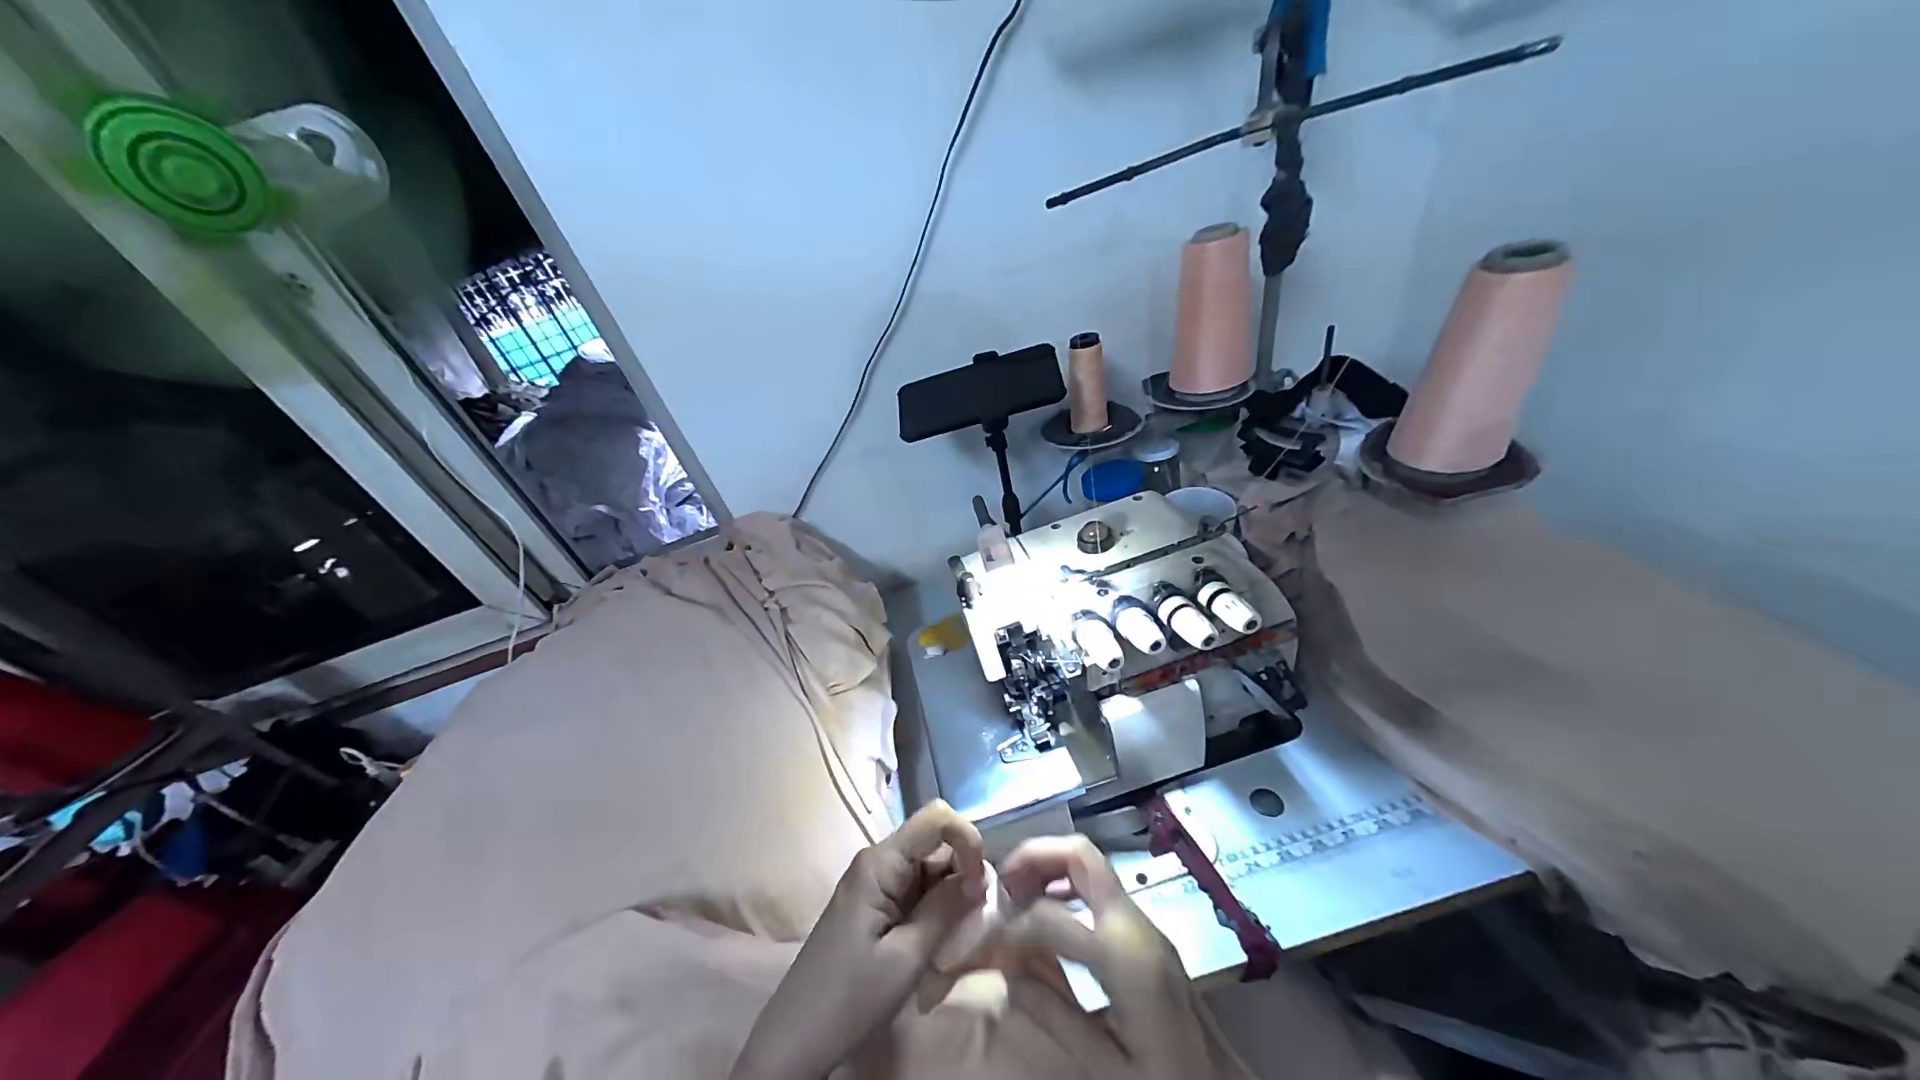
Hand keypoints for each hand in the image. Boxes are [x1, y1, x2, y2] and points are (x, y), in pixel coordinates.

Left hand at [731, 800, 985, 1079]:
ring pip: (929, 867)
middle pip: (935, 843)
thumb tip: (980, 876)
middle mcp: (877, 861)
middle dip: (964, 870)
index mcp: (880, 862)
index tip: (980, 884)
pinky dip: (936, 906)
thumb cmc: (850, 997)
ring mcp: (874, 883)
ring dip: (952, 891)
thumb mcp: (907, 957)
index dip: (967, 840)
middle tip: (975, 916)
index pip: (937, 819)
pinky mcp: (874, 905)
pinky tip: (939, 937)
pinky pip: (915, 889)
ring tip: (959, 932)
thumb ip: (946, 909)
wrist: (795, 1039)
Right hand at [996, 835, 1251, 1079]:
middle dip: (1034, 857)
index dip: (1010, 926)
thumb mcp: (1106, 1068)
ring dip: (1048, 866)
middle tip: (1000, 884)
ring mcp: (1143, 924)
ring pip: (1090, 864)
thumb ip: (1053, 1015)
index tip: (988, 945)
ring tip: (1015, 896)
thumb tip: (1005, 971)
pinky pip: (1099, 889)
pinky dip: (1064, 885)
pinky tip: (1045, 917)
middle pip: (1081, 854)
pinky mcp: (1145, 933)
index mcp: (1124, 957)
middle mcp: (1135, 925)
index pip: (1049, 916)